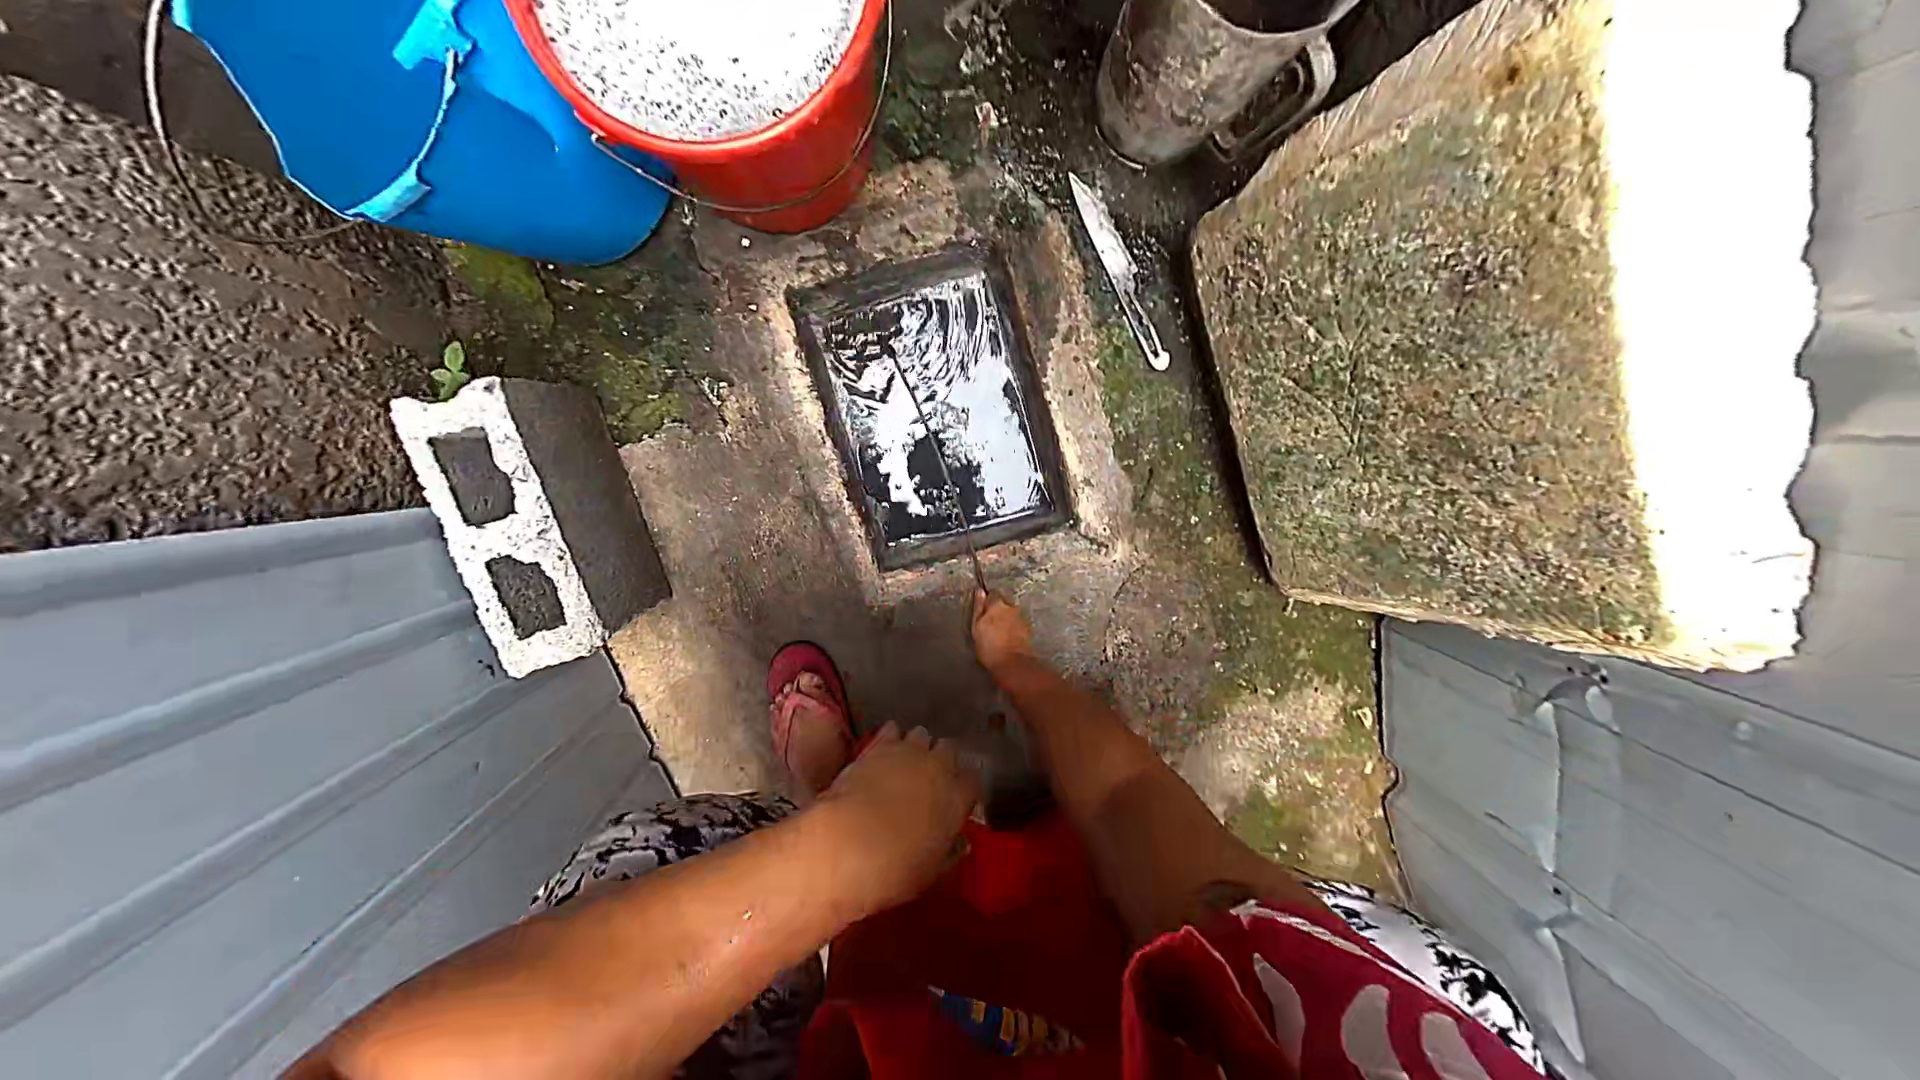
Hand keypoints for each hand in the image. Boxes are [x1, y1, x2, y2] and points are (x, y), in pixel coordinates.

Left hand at [815, 723, 979, 912]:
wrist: (850, 844)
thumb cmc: (896, 868)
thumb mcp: (931, 871)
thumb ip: (950, 852)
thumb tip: (961, 844)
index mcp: (957, 798)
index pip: (972, 781)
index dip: (963, 786)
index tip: (955, 796)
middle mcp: (938, 767)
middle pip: (949, 749)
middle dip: (941, 758)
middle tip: (928, 776)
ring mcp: (908, 751)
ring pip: (922, 735)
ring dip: (917, 746)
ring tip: (904, 761)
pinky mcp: (878, 745)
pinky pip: (892, 730)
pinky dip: (891, 736)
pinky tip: (883, 748)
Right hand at [971, 590, 1035, 676]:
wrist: (1013, 664)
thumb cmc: (990, 646)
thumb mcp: (977, 627)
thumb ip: (979, 607)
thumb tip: (980, 591)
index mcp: (997, 605)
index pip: (993, 593)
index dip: (988, 600)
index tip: (983, 610)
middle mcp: (1012, 608)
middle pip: (1004, 603)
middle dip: (998, 610)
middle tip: (990, 624)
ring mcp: (1022, 618)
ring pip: (1011, 614)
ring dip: (1006, 619)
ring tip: (999, 633)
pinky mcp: (1028, 630)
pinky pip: (1017, 624)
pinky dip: (1013, 628)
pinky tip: (1008, 639)